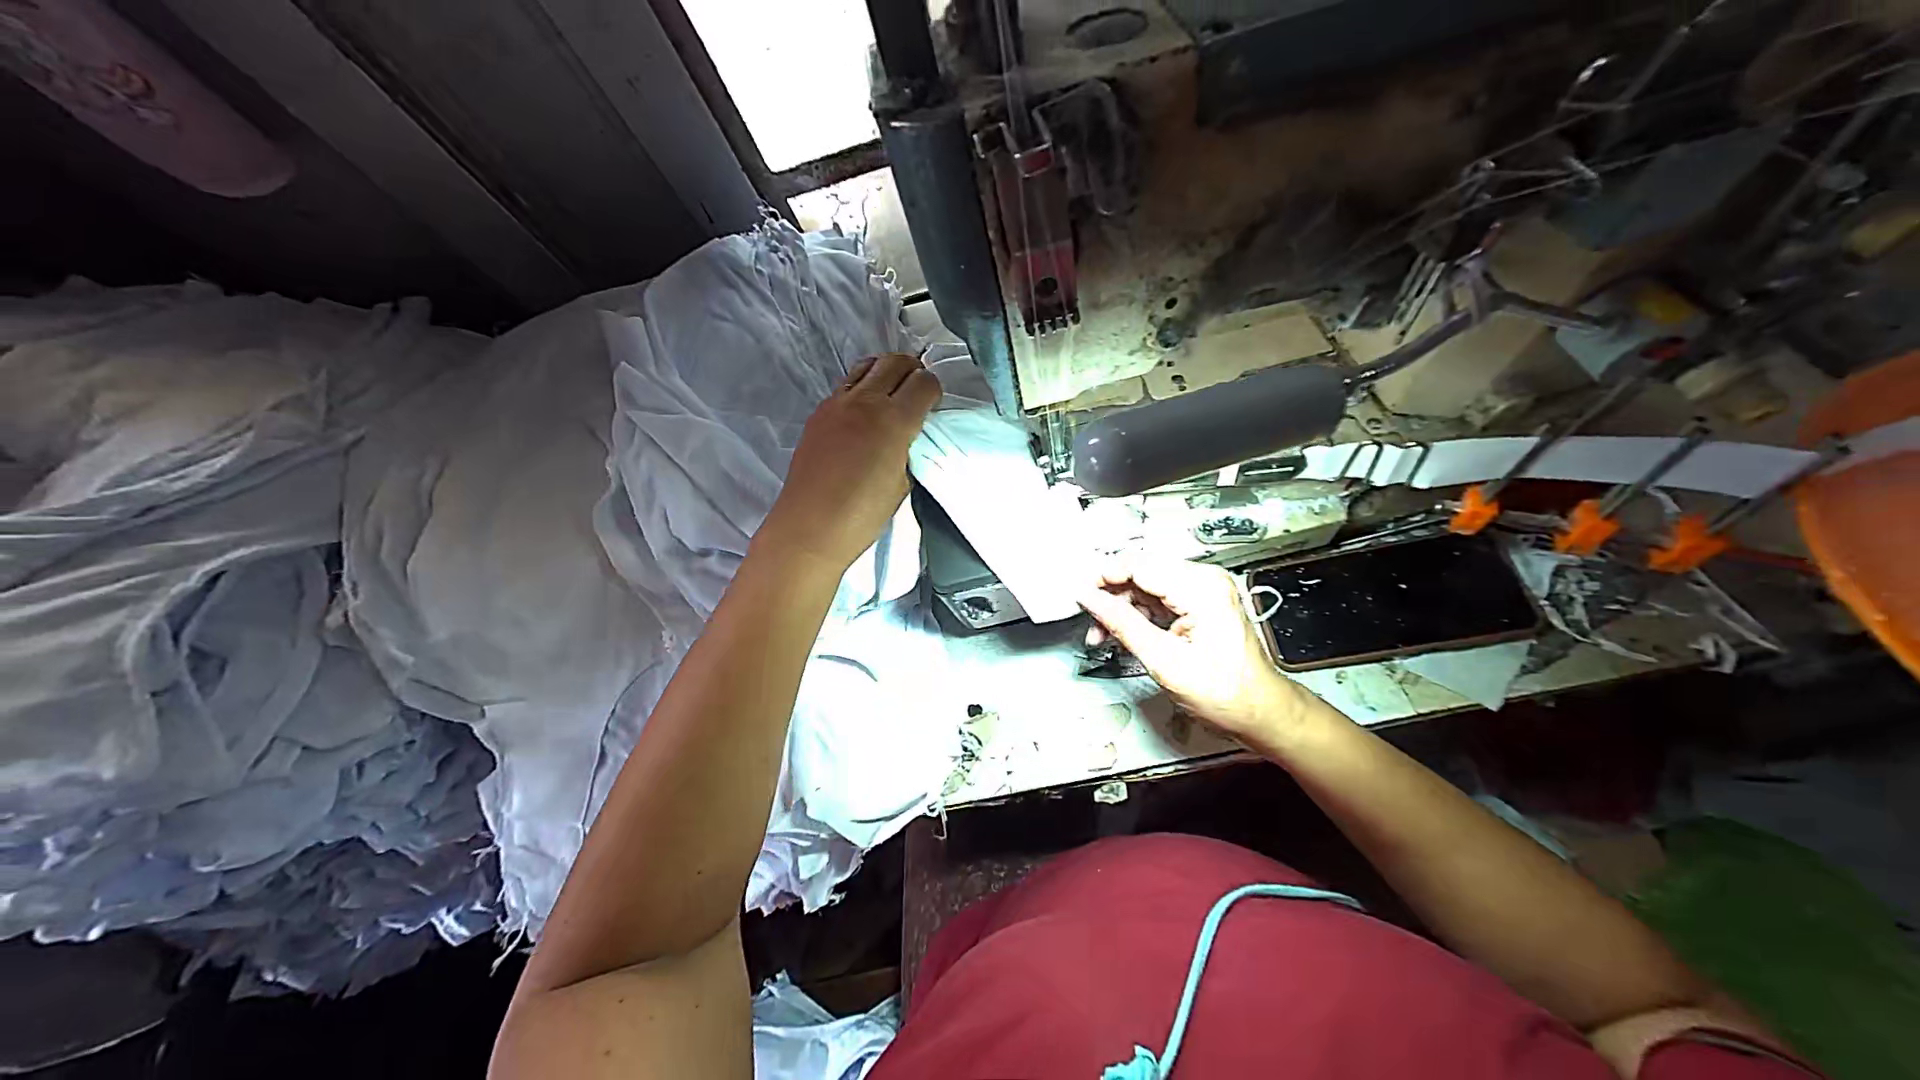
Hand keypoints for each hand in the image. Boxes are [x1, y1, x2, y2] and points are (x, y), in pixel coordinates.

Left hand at [759, 353, 940, 570]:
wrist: (810, 527)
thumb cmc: (862, 515)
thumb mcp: (902, 482)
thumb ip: (907, 449)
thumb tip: (906, 435)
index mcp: (893, 420)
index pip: (924, 382)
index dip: (934, 390)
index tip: (933, 404)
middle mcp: (865, 402)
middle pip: (895, 362)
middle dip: (912, 370)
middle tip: (916, 390)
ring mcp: (837, 404)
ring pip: (867, 366)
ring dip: (884, 373)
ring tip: (890, 395)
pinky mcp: (818, 414)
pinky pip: (845, 386)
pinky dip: (861, 389)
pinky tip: (863, 414)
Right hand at [1078, 555, 1340, 752]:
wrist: (1260, 712)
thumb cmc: (1228, 693)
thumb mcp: (1164, 661)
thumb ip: (1122, 624)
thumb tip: (1090, 599)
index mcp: (1201, 588)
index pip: (1139, 565)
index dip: (1104, 578)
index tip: (1080, 594)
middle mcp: (1204, 581)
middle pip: (1140, 574)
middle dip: (1111, 597)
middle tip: (1089, 621)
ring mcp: (1202, 591)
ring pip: (1144, 587)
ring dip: (1120, 609)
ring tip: (1102, 635)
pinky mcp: (1198, 603)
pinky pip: (1157, 599)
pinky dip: (1137, 615)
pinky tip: (1121, 634)